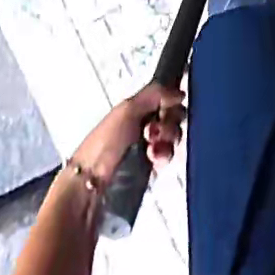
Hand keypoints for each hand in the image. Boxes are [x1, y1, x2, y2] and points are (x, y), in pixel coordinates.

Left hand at [70, 83, 186, 183]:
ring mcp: (150, 145)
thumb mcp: (128, 109)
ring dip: (167, 139)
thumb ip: (154, 95)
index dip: (170, 101)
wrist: (94, 181)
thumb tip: (181, 93)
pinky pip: (168, 156)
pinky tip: (153, 159)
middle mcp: (146, 123)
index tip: (166, 107)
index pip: (166, 98)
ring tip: (152, 148)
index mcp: (137, 107)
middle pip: (174, 116)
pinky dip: (164, 155)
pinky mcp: (152, 167)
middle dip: (169, 122)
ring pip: (173, 137)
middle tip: (154, 131)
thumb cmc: (108, 139)